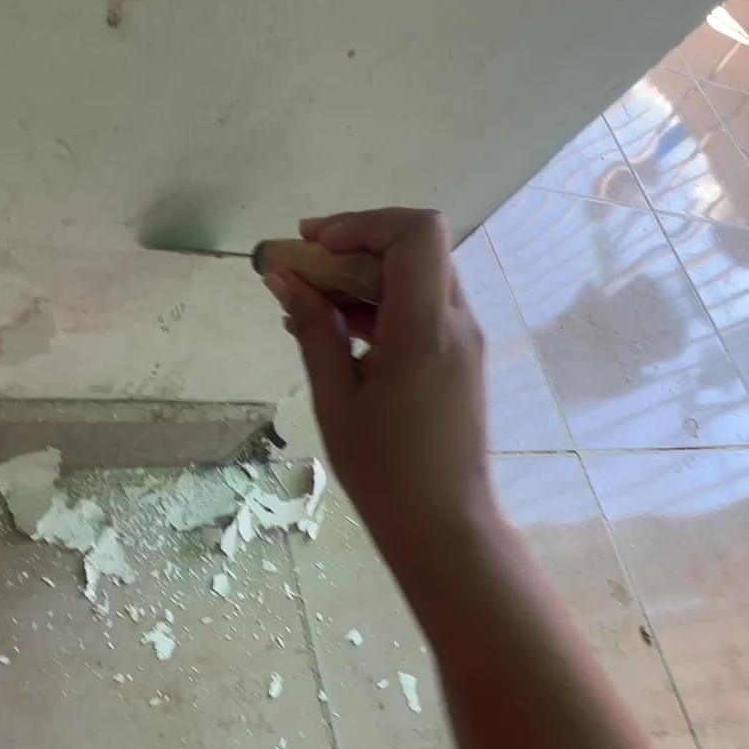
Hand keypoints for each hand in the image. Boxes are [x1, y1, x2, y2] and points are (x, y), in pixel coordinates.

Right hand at [266, 208, 493, 547]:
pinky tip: (337, 333)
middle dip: (355, 246)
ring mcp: (463, 340)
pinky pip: (422, 309)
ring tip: (309, 304)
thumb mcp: (336, 399)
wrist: (444, 524)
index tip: (314, 245)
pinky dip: (381, 305)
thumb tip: (285, 279)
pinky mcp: (460, 358)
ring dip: (365, 277)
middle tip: (302, 268)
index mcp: (424, 330)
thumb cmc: (383, 470)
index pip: (415, 233)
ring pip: (418, 277)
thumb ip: (313, 330)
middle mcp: (456, 322)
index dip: (362, 224)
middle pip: (415, 248)